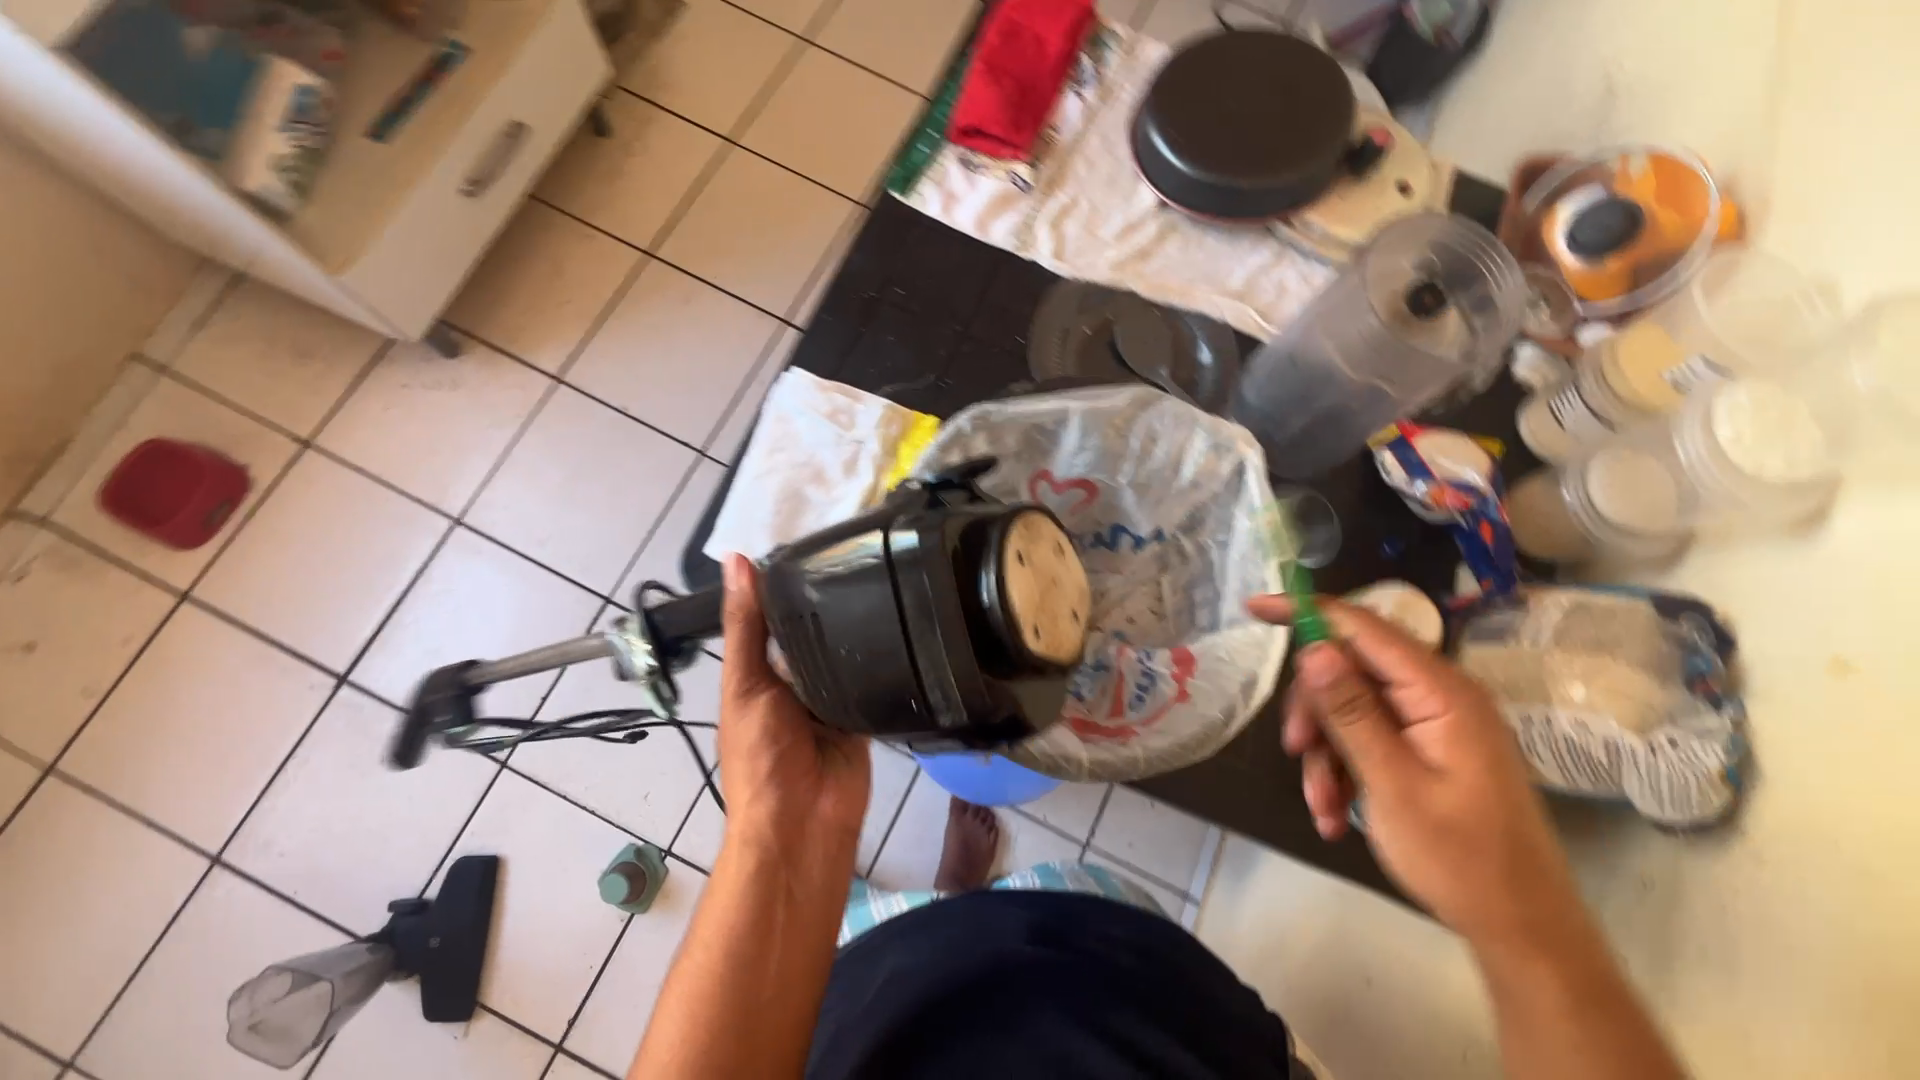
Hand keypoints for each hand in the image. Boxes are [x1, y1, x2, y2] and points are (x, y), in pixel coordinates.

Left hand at [717, 554, 870, 849]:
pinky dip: (883, 660)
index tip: (817, 542)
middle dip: (832, 603)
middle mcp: (794, 681)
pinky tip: (905, 624)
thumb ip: (746, 626)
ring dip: (858, 629)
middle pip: (814, 632)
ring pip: (845, 652)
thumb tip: (735, 559)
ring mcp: (830, 698)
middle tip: (865, 553)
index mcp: (759, 672)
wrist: (804, 821)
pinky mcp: (863, 713)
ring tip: (889, 577)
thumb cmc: (761, 755)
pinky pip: (872, 680)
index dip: (789, 583)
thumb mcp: (744, 684)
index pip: (774, 616)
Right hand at [1250, 595, 1586, 948]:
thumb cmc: (1460, 857)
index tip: (1254, 608)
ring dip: (1326, 753)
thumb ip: (1351, 712)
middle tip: (1294, 752)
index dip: (1306, 612)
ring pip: (1352, 710)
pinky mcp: (1430, 750)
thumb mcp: (1392, 784)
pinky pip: (1370, 740)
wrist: (1521, 926)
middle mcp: (1439, 696)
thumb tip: (1312, 648)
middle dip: (1314, 711)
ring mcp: (1435, 724)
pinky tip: (1337, 814)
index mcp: (1440, 692)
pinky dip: (1345, 770)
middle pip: (1350, 671)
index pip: (1362, 627)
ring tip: (1323, 806)